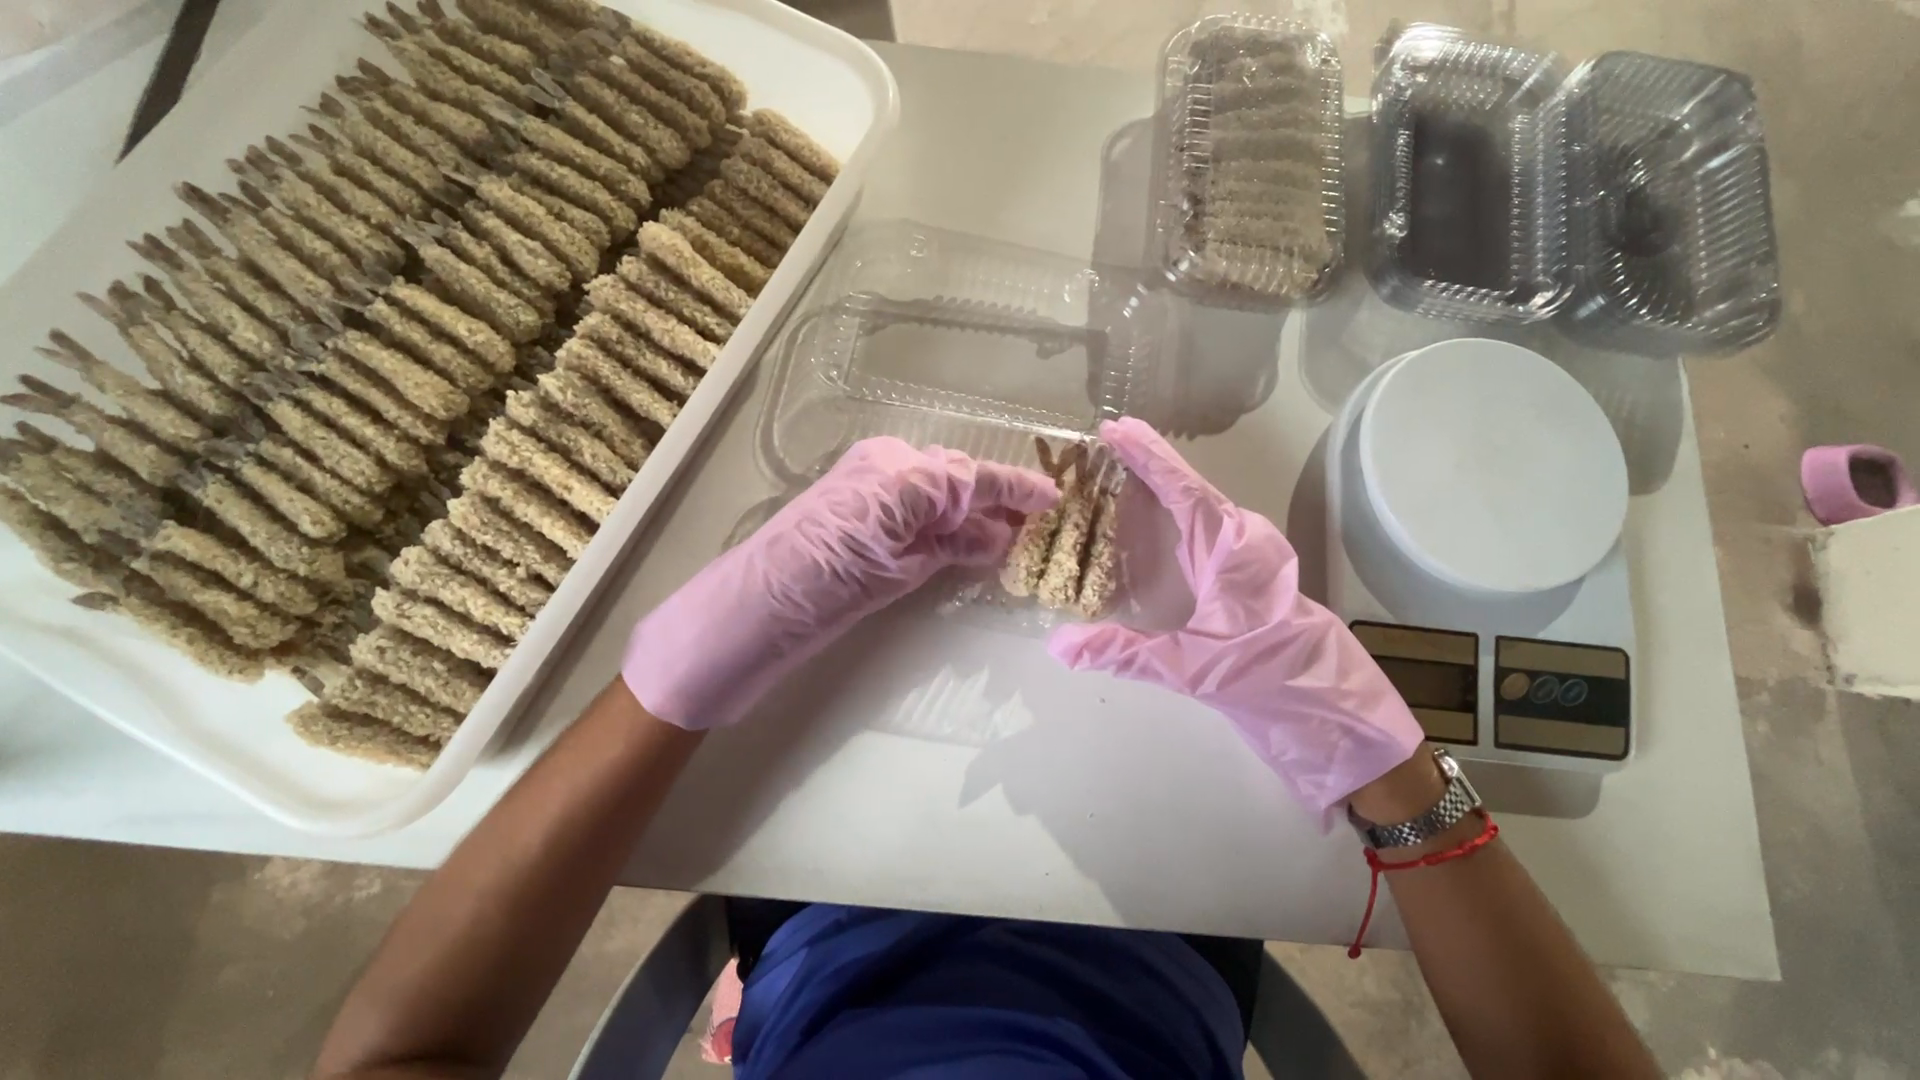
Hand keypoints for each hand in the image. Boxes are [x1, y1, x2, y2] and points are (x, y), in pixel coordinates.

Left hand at [624, 437, 1059, 729]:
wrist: (742, 616)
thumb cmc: (819, 594)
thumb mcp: (895, 572)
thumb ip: (949, 544)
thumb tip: (998, 535)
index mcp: (899, 475)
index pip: (972, 476)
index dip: (1017, 487)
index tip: (1055, 497)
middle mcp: (884, 464)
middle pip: (954, 476)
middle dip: (994, 497)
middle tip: (1032, 523)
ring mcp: (864, 479)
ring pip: (932, 486)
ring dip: (967, 507)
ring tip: (1004, 534)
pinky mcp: (848, 501)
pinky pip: (908, 498)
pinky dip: (937, 514)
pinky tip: (957, 535)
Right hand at [1048, 418, 1423, 821]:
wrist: (1336, 717)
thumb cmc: (1273, 680)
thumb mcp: (1191, 668)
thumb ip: (1122, 654)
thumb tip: (1058, 645)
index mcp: (1233, 548)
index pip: (1183, 488)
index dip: (1147, 456)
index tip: (1114, 428)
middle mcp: (1243, 542)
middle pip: (1189, 490)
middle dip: (1147, 467)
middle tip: (1101, 449)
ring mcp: (1250, 560)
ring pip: (1200, 511)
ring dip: (1161, 492)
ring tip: (1116, 478)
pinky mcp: (1249, 581)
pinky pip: (1205, 534)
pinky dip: (1173, 521)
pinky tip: (1149, 531)